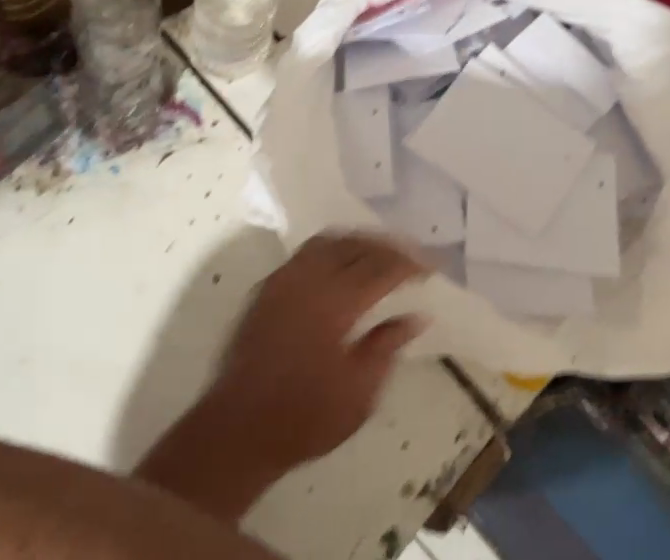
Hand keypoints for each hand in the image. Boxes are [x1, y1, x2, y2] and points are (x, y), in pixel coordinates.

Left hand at [136, 232, 427, 521]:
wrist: (239, 427)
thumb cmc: (305, 417)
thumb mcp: (359, 392)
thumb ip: (385, 347)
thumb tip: (414, 318)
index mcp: (334, 303)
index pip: (379, 268)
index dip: (408, 264)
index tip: (431, 268)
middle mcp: (306, 280)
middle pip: (352, 245)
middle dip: (385, 247)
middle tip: (411, 258)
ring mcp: (281, 281)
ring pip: (325, 242)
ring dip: (356, 243)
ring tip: (380, 256)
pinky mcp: (265, 290)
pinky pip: (304, 254)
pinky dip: (330, 250)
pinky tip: (342, 267)